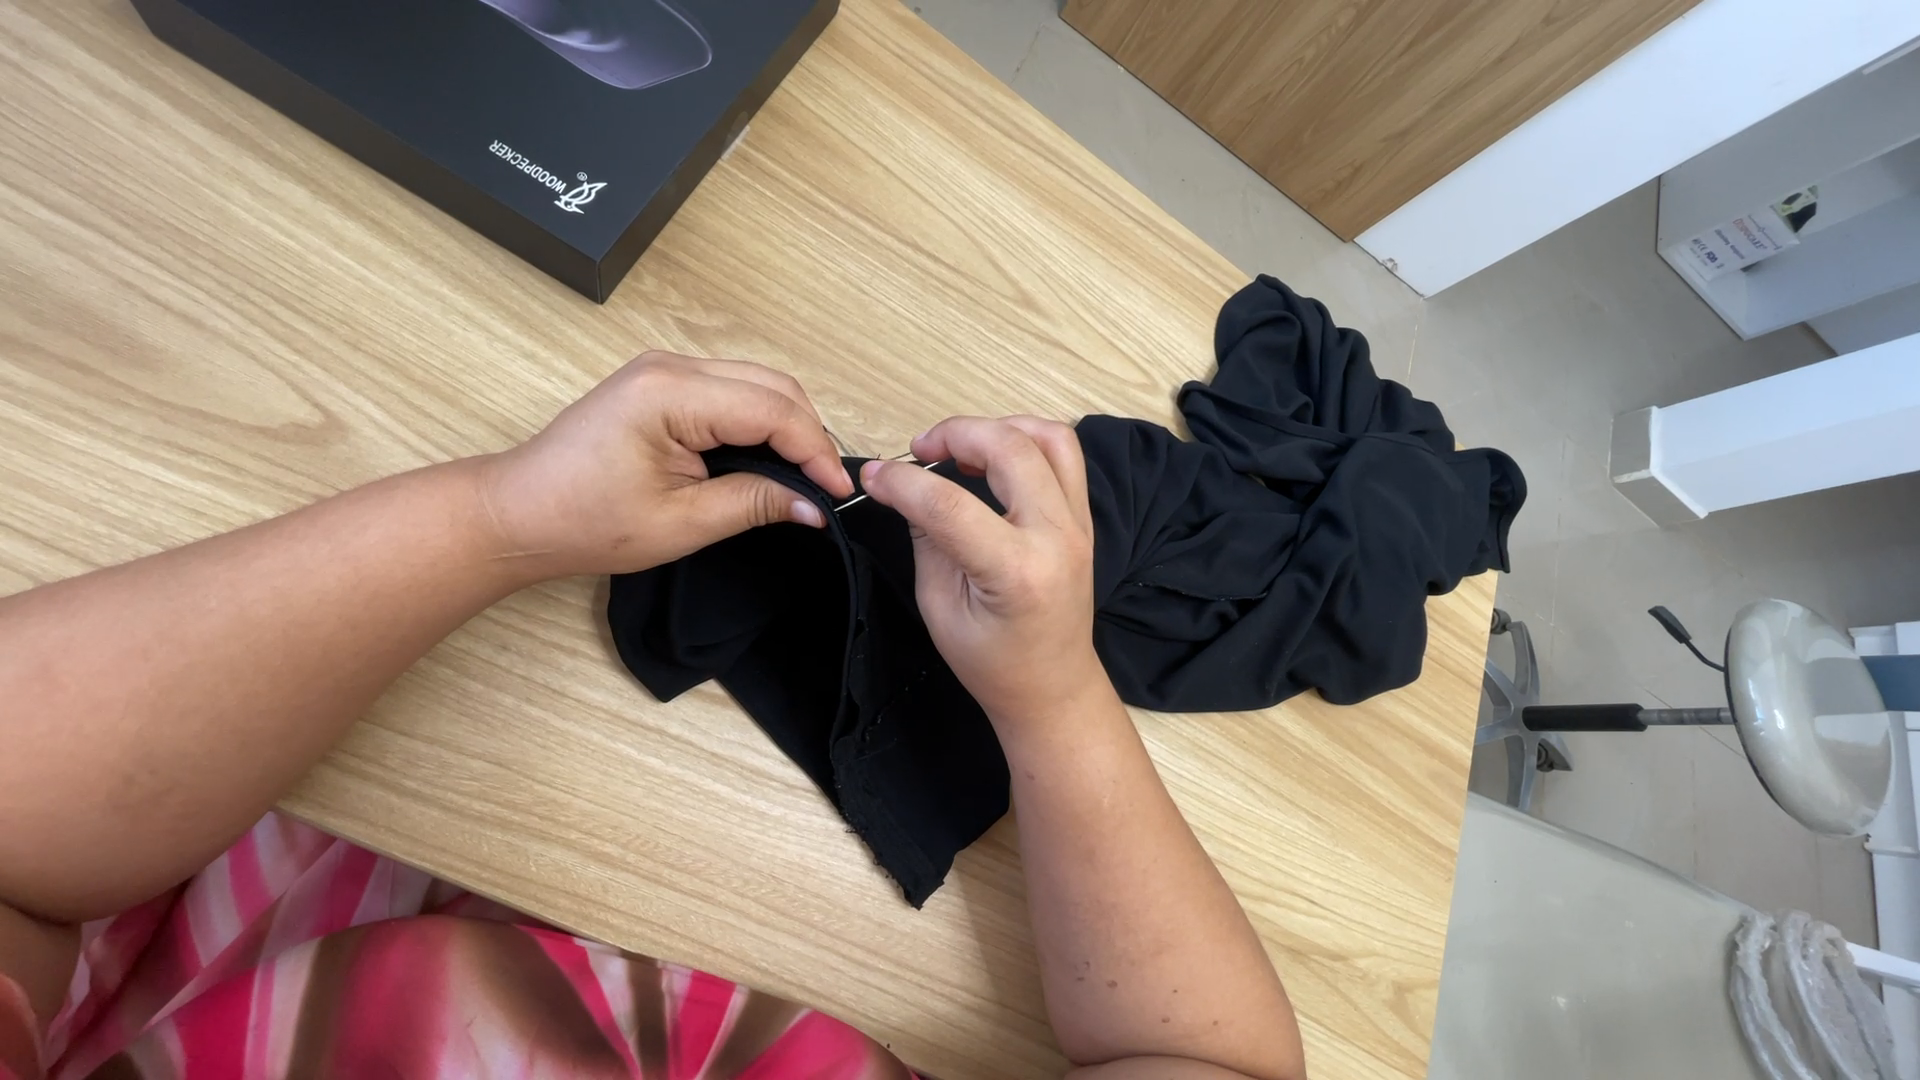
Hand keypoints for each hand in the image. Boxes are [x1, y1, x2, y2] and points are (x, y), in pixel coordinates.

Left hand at [477, 351, 852, 577]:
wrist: (521, 511)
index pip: (772, 410)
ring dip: (791, 426)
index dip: (814, 451)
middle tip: (826, 486)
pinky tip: (773, 456)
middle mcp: (672, 366)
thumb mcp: (683, 523)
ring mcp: (667, 369)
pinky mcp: (667, 383)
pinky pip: (736, 392)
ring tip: (806, 474)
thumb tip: (815, 507)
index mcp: (670, 393)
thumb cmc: (587, 522)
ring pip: (760, 384)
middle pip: (774, 386)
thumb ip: (755, 504)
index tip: (838, 494)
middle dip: (810, 434)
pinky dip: (765, 422)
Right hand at [860, 416, 1110, 726]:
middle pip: (1011, 449)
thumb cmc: (992, 663)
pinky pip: (1064, 456)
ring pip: (1050, 438)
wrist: (1053, 686)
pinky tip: (993, 455)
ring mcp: (1079, 524)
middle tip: (920, 449)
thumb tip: (905, 489)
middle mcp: (1057, 538)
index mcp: (1016, 572)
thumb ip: (926, 540)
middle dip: (956, 434)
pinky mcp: (1084, 519)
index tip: (873, 475)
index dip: (902, 482)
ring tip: (961, 446)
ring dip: (1000, 427)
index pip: (949, 504)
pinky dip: (1027, 439)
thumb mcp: (940, 608)